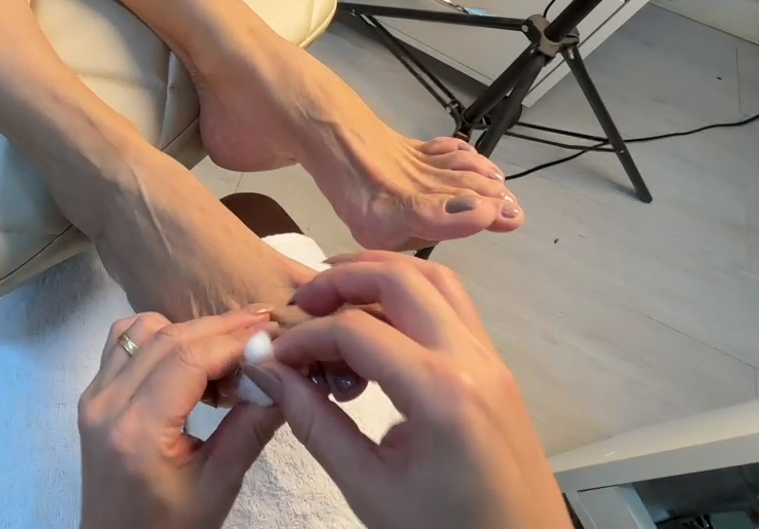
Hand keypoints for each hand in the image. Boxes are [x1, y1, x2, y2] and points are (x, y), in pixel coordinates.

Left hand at [79, 308, 282, 528]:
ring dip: (188, 329)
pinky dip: (157, 334)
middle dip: (218, 328)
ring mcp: (94, 392)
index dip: (230, 341)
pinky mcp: (92, 391)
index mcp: (136, 430)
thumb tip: (283, 380)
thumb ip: (249, 430)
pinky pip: (123, 340)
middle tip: (260, 325)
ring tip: (226, 352)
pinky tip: (186, 354)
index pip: (186, 360)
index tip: (268, 336)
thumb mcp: (217, 488)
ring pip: (142, 329)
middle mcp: (106, 401)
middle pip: (167, 338)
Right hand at [243, 253, 565, 528]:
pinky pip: (450, 303)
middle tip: (302, 304)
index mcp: (442, 392)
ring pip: (432, 278)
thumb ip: (311, 418)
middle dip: (340, 279)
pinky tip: (376, 322)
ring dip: (378, 272)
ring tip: (336, 293)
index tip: (274, 355)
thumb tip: (262, 366)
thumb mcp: (368, 487)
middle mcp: (471, 358)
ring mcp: (491, 359)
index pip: (354, 329)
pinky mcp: (496, 368)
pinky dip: (407, 291)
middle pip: (397, 279)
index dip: (304, 335)